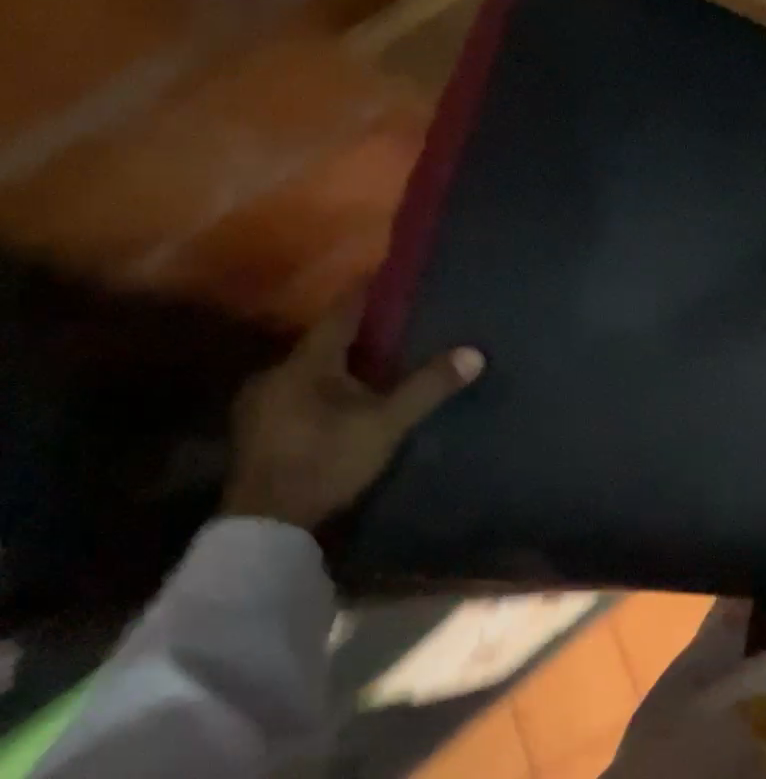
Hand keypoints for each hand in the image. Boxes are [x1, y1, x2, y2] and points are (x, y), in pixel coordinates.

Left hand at [223, 305, 484, 529]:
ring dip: (343, 364)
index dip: (368, 292)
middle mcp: (277, 373)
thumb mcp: (386, 423)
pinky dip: (327, 387)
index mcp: (306, 363)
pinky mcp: (260, 427)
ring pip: (312, 369)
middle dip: (361, 333)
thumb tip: (474, 353)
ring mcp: (262, 401)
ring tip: (378, 363)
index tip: (391, 274)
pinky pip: (301, 391)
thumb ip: (427, 387)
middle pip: (326, 341)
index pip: (342, 314)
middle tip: (397, 325)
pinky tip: (346, 400)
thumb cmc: (327, 459)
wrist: (267, 522)